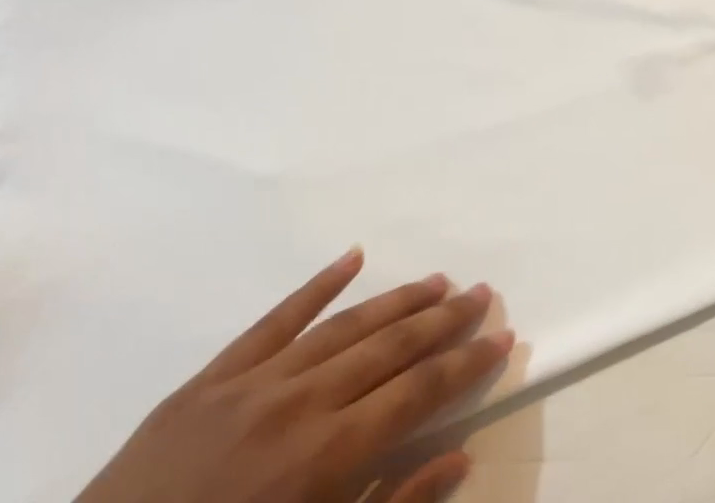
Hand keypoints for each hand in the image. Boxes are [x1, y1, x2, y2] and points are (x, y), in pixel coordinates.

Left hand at [77, 248, 511, 502]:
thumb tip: (459, 457)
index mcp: (330, 453)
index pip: (421, 391)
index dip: (467, 362)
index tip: (503, 337)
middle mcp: (302, 403)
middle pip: (391, 346)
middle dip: (444, 319)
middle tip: (482, 294)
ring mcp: (254, 383)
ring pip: (343, 326)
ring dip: (396, 300)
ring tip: (437, 280)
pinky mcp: (212, 377)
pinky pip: (274, 320)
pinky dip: (317, 287)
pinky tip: (352, 257)